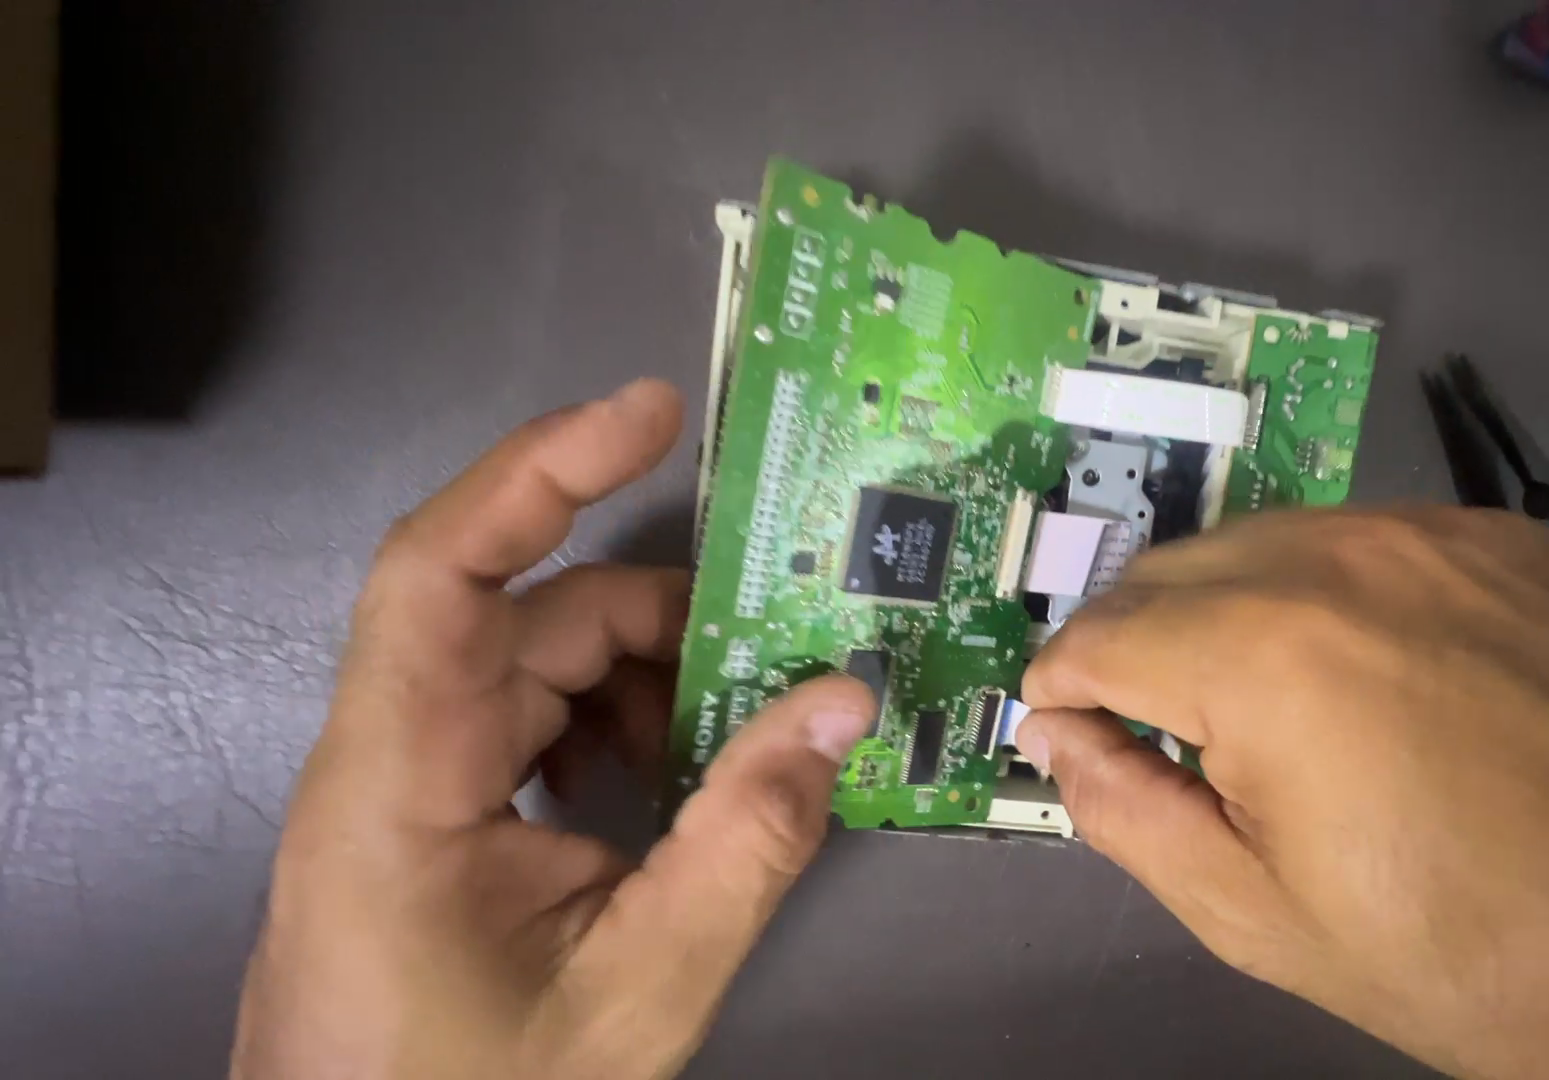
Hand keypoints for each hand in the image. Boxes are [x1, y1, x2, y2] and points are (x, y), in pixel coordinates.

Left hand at [232, 379, 875, 1079]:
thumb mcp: (646, 979)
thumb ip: (751, 838)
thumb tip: (845, 701)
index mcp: (401, 785)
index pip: (441, 574)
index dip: (541, 471)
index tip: (645, 414)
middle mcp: (402, 748)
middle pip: (545, 614)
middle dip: (670, 625)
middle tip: (777, 654)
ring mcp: (430, 767)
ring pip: (562, 655)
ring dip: (662, 681)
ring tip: (729, 746)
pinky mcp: (461, 791)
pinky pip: (559, 704)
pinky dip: (636, 719)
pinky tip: (676, 779)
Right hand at [1017, 507, 1548, 1079]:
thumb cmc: (1470, 955)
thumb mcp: (1253, 915)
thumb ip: (1121, 811)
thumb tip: (1057, 732)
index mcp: (1259, 656)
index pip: (1097, 637)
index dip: (1060, 684)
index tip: (1059, 721)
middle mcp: (1327, 558)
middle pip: (1156, 573)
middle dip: (1121, 643)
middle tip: (1139, 718)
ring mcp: (1415, 531)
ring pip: (1239, 542)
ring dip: (1203, 608)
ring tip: (1233, 692)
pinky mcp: (1484, 534)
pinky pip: (1335, 540)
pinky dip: (1295, 590)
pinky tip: (1337, 661)